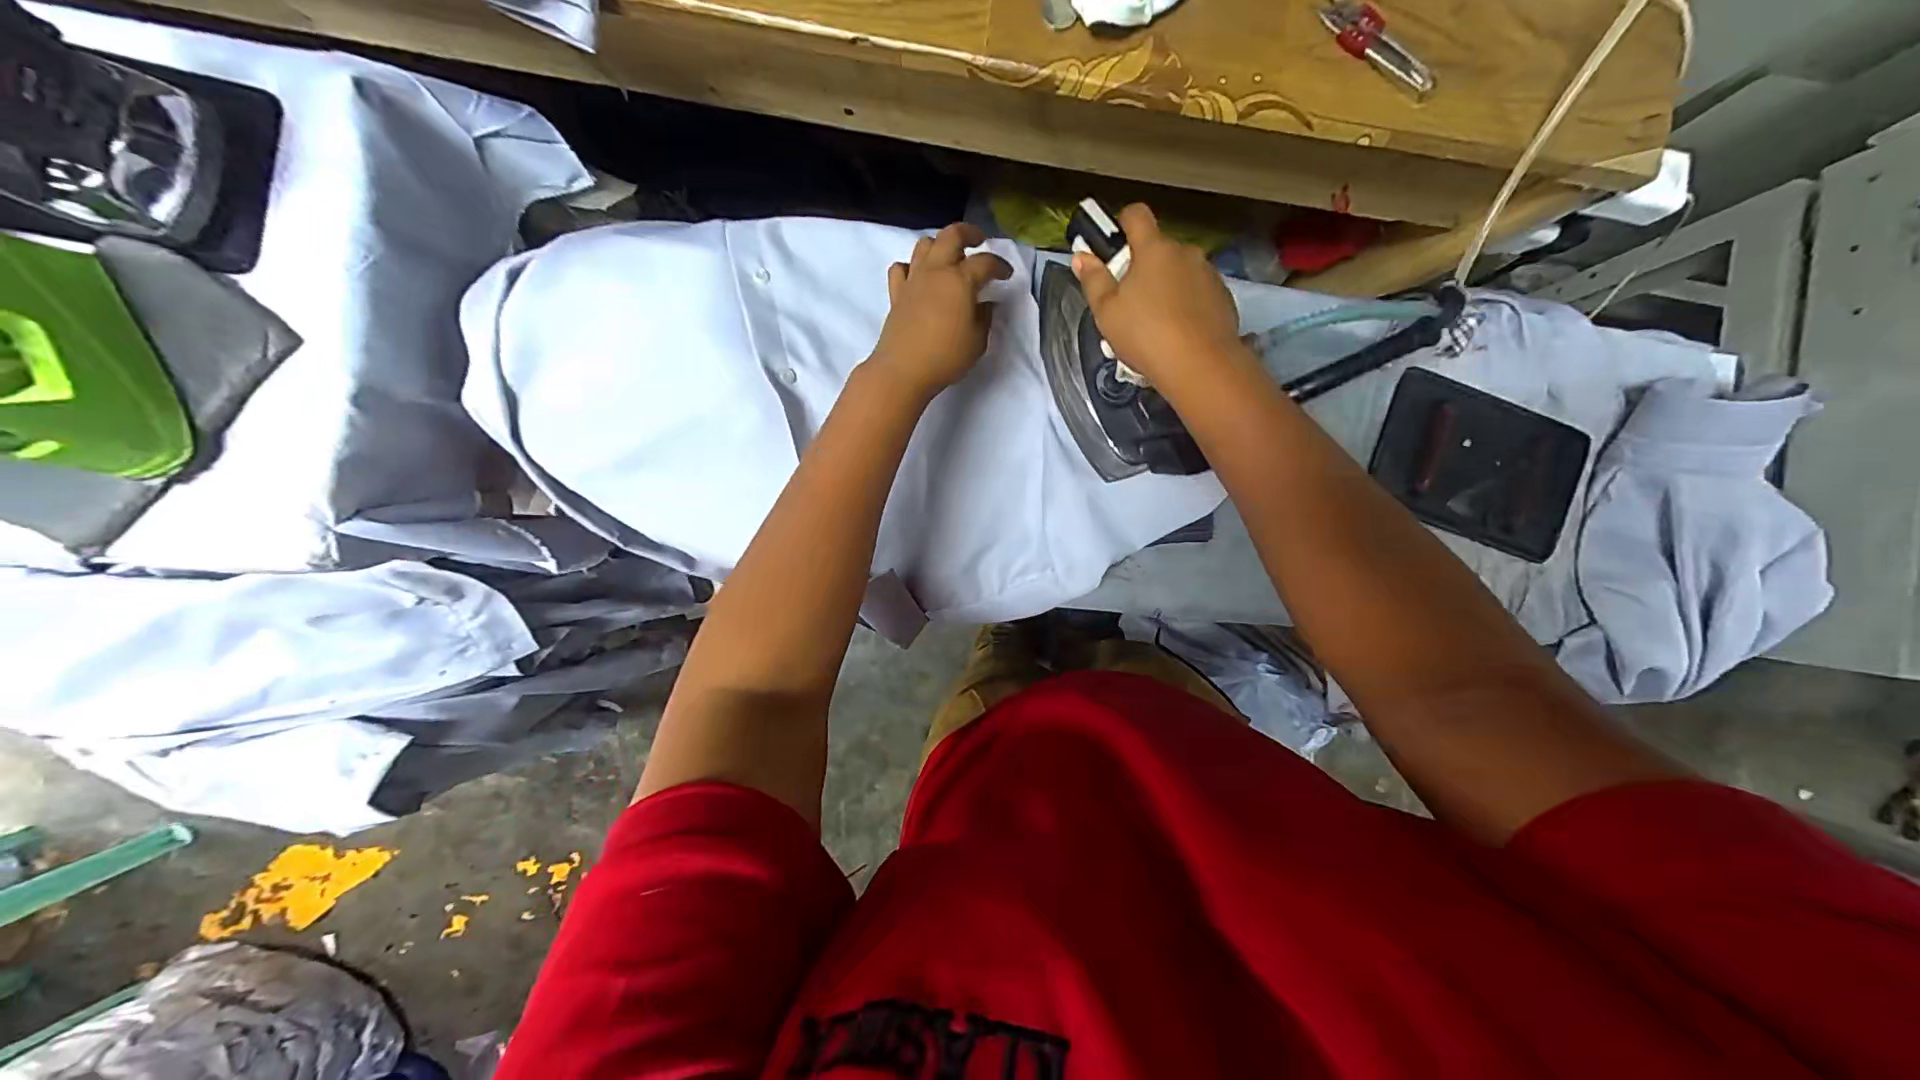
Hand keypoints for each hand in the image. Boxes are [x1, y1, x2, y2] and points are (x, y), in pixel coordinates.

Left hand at [870, 222, 1012, 399]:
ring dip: (940, 245)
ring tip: (949, 258)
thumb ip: (984, 317)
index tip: (1007, 275)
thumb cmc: (946, 357)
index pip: (986, 262)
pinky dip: (910, 267)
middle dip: (968, 233)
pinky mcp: (896, 294)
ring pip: (924, 245)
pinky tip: (918, 277)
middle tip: (979, 240)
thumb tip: (985, 304)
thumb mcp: (978, 341)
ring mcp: (913, 280)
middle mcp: (936, 271)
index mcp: (961, 280)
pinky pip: (901, 269)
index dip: (1000, 265)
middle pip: (952, 235)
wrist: (903, 370)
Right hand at [1071, 204, 1242, 389]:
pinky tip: (1179, 331)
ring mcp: (1208, 273)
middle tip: (1129, 300)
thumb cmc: (1145, 334)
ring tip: (1156, 322)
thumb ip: (1093, 280)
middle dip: (1143, 265)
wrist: (1200, 366)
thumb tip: (1081, 256)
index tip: (1114, 244)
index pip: (1136, 214)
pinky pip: (1198, 291)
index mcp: (1153, 249)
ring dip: (1167, 285)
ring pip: (1180, 270)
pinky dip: (1187, 303)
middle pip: (1159, 248)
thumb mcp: (1107, 312)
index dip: (1122, 222)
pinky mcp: (1224, 296)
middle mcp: (1185, 252)